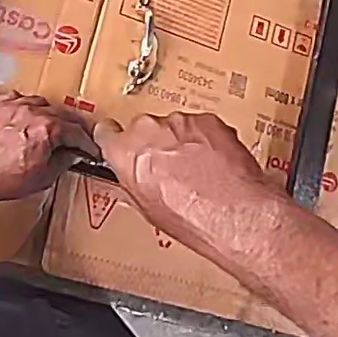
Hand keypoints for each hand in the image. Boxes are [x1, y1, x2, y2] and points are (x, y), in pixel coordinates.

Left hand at [0, 93, 96, 209]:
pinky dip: (26, 106)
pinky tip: (26, 115)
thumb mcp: (44, 177)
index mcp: (48, 129)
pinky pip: (18, 98)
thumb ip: (64, 161)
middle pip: (63, 113)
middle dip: (73, 127)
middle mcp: (33, 112)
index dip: (88, 143)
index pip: (77, 132)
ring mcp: (14, 106)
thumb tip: (73, 154)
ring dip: (50, 114)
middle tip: (76, 137)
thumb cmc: (3, 178)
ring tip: (51, 125)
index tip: (91, 148)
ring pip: (42, 103)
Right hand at [90, 112, 300, 267]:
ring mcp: (180, 121)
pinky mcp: (208, 119)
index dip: (114, 138)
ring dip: (182, 142)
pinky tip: (215, 164)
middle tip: (169, 169)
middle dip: (155, 144)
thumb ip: (133, 182)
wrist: (232, 213)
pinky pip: (201, 126)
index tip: (118, 142)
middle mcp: (148, 130)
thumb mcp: (147, 209)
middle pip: (144, 129)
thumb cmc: (190, 217)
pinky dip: (206, 139)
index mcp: (125, 152)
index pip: (105, 132)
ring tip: (198, 171)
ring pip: (175, 126)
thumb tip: (134, 180)